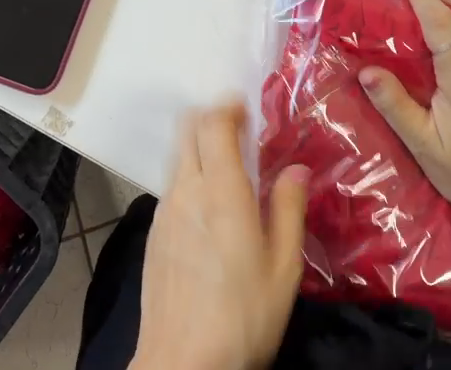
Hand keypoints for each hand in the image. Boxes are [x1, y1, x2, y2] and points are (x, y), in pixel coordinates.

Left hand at [131, 102, 309, 369]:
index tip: (245, 107)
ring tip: (228, 168)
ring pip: (178, 157)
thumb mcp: (283, 267)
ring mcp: (164, 211)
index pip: (213, 123)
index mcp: (221, 190)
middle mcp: (186, 190)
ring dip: (198, 148)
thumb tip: (297, 168)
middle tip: (238, 129)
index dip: (227, 107)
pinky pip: (172, 186)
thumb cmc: (243, 315)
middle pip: (188, 131)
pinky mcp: (153, 233)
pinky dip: (189, 176)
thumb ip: (289, 208)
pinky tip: (208, 207)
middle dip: (210, 119)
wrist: (182, 363)